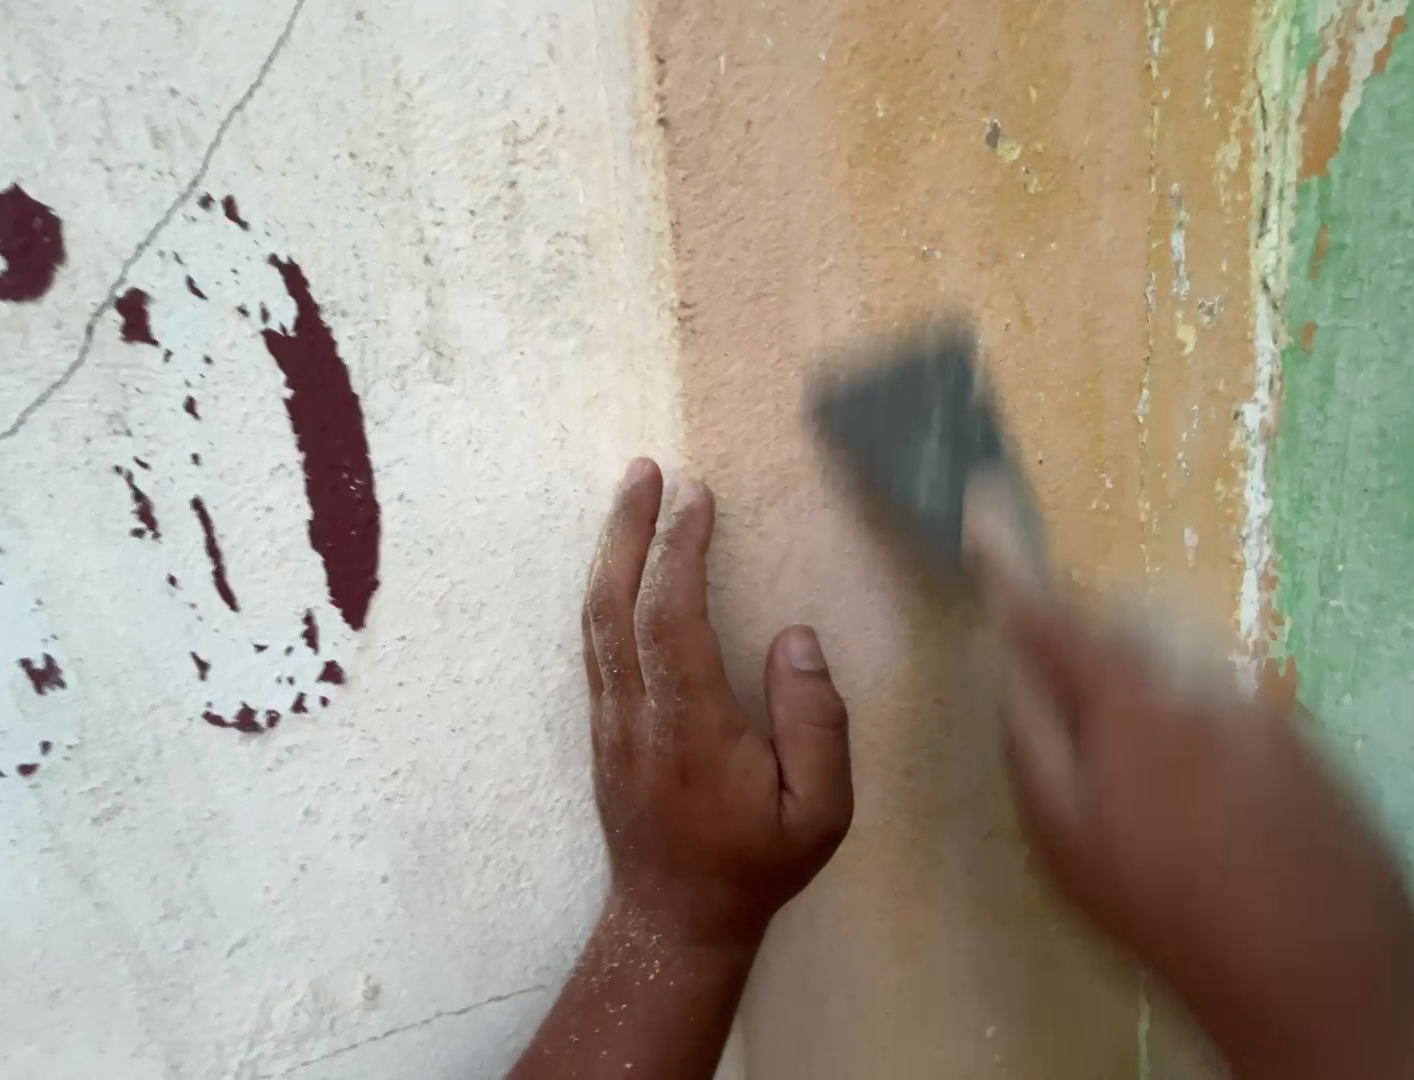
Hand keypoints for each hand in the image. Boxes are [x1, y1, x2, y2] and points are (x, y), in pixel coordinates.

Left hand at [583, 458, 853, 949]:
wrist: (671, 917)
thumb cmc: (753, 864)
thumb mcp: (819, 812)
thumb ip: (816, 723)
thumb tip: (794, 637)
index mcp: (690, 727)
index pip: (672, 619)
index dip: (679, 551)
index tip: (696, 495)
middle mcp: (636, 711)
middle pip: (615, 603)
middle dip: (627, 528)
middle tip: (644, 470)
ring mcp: (608, 716)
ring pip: (595, 618)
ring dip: (610, 550)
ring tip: (630, 496)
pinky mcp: (600, 722)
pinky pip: (594, 640)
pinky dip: (604, 587)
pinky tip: (618, 560)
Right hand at [982, 565, 1413, 1077]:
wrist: (1318, 985)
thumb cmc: (1156, 905)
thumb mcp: (1058, 831)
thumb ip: (1027, 735)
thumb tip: (1013, 670)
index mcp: (1126, 702)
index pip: (1054, 616)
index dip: (1012, 567)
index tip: (987, 516)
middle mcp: (1200, 685)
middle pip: (1124, 627)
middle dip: (1088, 640)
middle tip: (1075, 704)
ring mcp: (1267, 710)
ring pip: (1181, 663)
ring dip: (1148, 683)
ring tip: (1149, 770)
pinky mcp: (1312, 743)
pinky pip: (1235, 701)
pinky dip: (1203, 720)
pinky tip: (1212, 798)